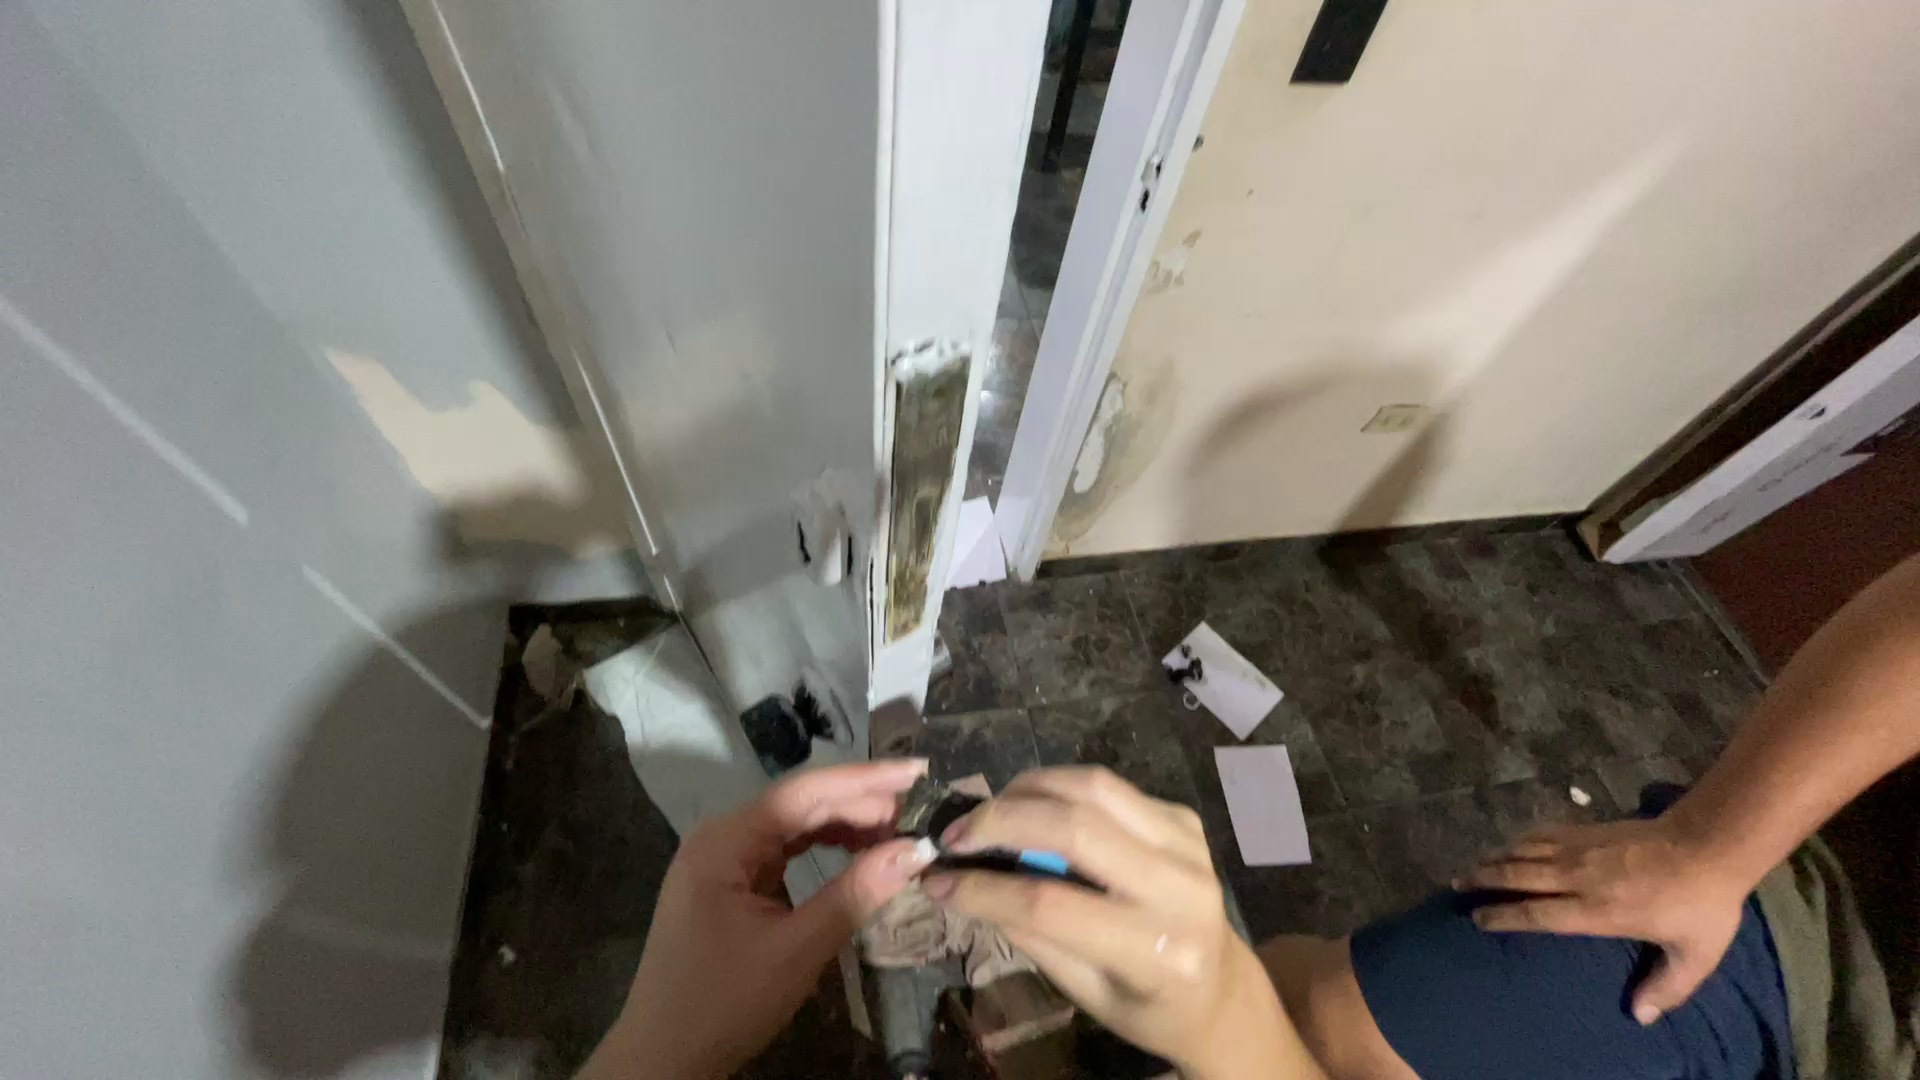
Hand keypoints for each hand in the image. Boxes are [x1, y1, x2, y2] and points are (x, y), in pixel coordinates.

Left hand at [583, 760, 937, 1079]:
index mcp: (726, 840)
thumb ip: (856, 893)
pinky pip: (788, 846)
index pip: (806, 790)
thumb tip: (918, 849)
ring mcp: (727, 856)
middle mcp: (724, 834)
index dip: (866, 779)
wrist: (661, 1066)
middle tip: (920, 808)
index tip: (917, 771)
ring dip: (848, 822)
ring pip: (798, 821)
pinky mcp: (735, 879)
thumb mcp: (796, 950)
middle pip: (803, 802)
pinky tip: (862, 848)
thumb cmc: (722, 1006)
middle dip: (863, 802)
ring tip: (900, 827)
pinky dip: (827, 845)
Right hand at [925, 767, 1299, 1077]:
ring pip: (1092, 787)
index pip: (1052, 906)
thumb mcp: (1084, 992)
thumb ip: (1026, 931)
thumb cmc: (1147, 1005)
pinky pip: (1108, 786)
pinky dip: (1060, 789)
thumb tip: (958, 881)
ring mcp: (1188, 842)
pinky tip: (1036, 808)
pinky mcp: (1184, 816)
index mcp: (1158, 952)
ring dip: (1028, 789)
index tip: (937, 877)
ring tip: (990, 810)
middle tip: (957, 831)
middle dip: (1002, 820)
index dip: (984, 888)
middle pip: (1077, 827)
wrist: (1221, 987)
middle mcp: (1181, 888)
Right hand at [1458, 817, 1751, 1023]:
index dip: (1502, 916)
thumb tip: (1639, 1017)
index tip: (1477, 919)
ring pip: (1518, 852)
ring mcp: (1573, 851)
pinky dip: (1515, 842)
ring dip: (1491, 859)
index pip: (1536, 913)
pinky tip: (1507, 846)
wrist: (1702, 848)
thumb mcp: (1695, 955)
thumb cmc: (1700, 906)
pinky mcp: (1577, 832)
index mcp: (1597, 910)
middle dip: (1481, 880)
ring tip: (1471, 865)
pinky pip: (1535, 836)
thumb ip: (1666, 986)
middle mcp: (1574, 878)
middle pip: (1515, 876)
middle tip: (1456, 885)